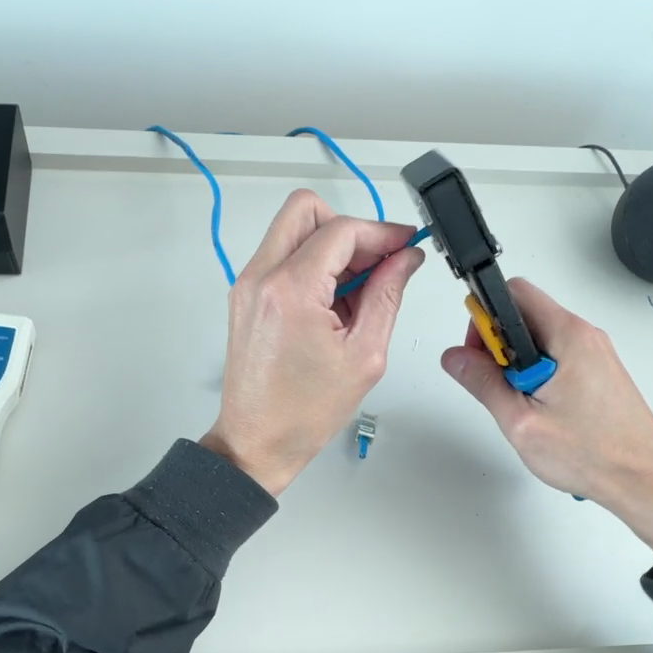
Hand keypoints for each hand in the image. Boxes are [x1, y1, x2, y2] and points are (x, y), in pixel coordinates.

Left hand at [201, 190, 425, 495]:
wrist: (256, 441)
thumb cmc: (304, 412)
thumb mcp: (364, 355)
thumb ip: (387, 295)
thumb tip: (405, 259)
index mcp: (290, 291)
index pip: (342, 230)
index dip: (382, 232)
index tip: (406, 245)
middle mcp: (260, 278)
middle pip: (306, 210)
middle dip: (350, 228)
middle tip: (379, 261)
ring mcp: (247, 285)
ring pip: (293, 230)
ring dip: (330, 246)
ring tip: (358, 290)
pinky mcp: (245, 296)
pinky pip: (282, 256)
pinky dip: (312, 264)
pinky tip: (334, 301)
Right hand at [440, 278, 652, 569]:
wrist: (641, 481)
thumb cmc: (593, 455)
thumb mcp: (521, 421)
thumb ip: (483, 383)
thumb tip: (455, 357)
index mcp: (568, 337)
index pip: (515, 293)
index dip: (485, 317)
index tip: (476, 349)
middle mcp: (585, 337)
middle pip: (526, 314)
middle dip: (498, 344)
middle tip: (494, 384)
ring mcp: (595, 354)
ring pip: (539, 338)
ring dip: (517, 363)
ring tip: (520, 404)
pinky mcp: (598, 371)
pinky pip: (556, 356)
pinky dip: (537, 374)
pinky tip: (539, 409)